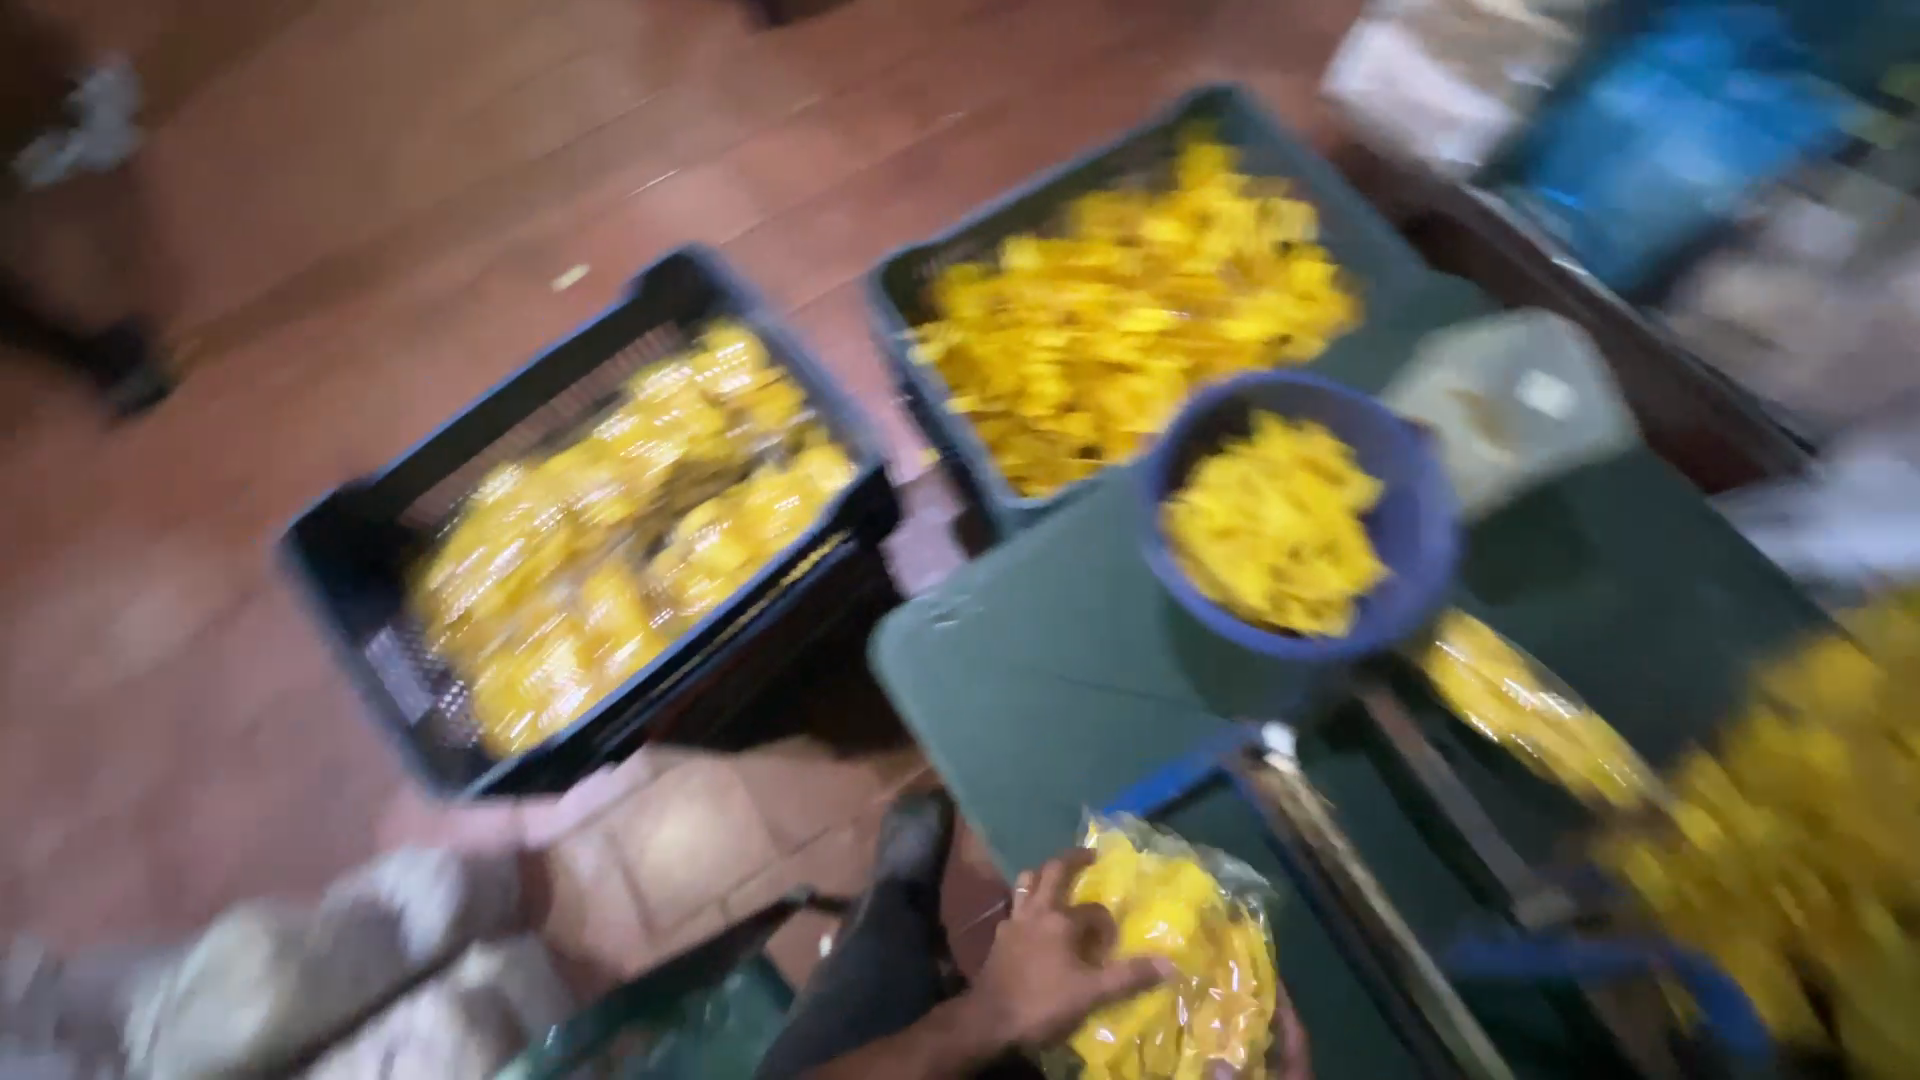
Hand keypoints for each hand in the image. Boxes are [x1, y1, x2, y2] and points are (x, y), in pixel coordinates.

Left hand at [964, 849, 1176, 1048]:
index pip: (1094, 911)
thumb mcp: (1091, 994)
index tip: (1112, 945)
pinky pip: (1014, 908)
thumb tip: (1169, 963)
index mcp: (1061, 920)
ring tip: (1054, 880)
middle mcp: (1037, 910)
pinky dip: (1025, 904)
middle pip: (1053, 871)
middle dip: (1072, 859)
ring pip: (1026, 882)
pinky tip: (1030, 921)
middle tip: (1088, 855)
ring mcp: (1014, 920)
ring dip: (1042, 876)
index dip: (1107, 925)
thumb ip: (1128, 977)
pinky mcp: (999, 936)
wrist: (991, 1019)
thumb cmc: (1043, 1002)